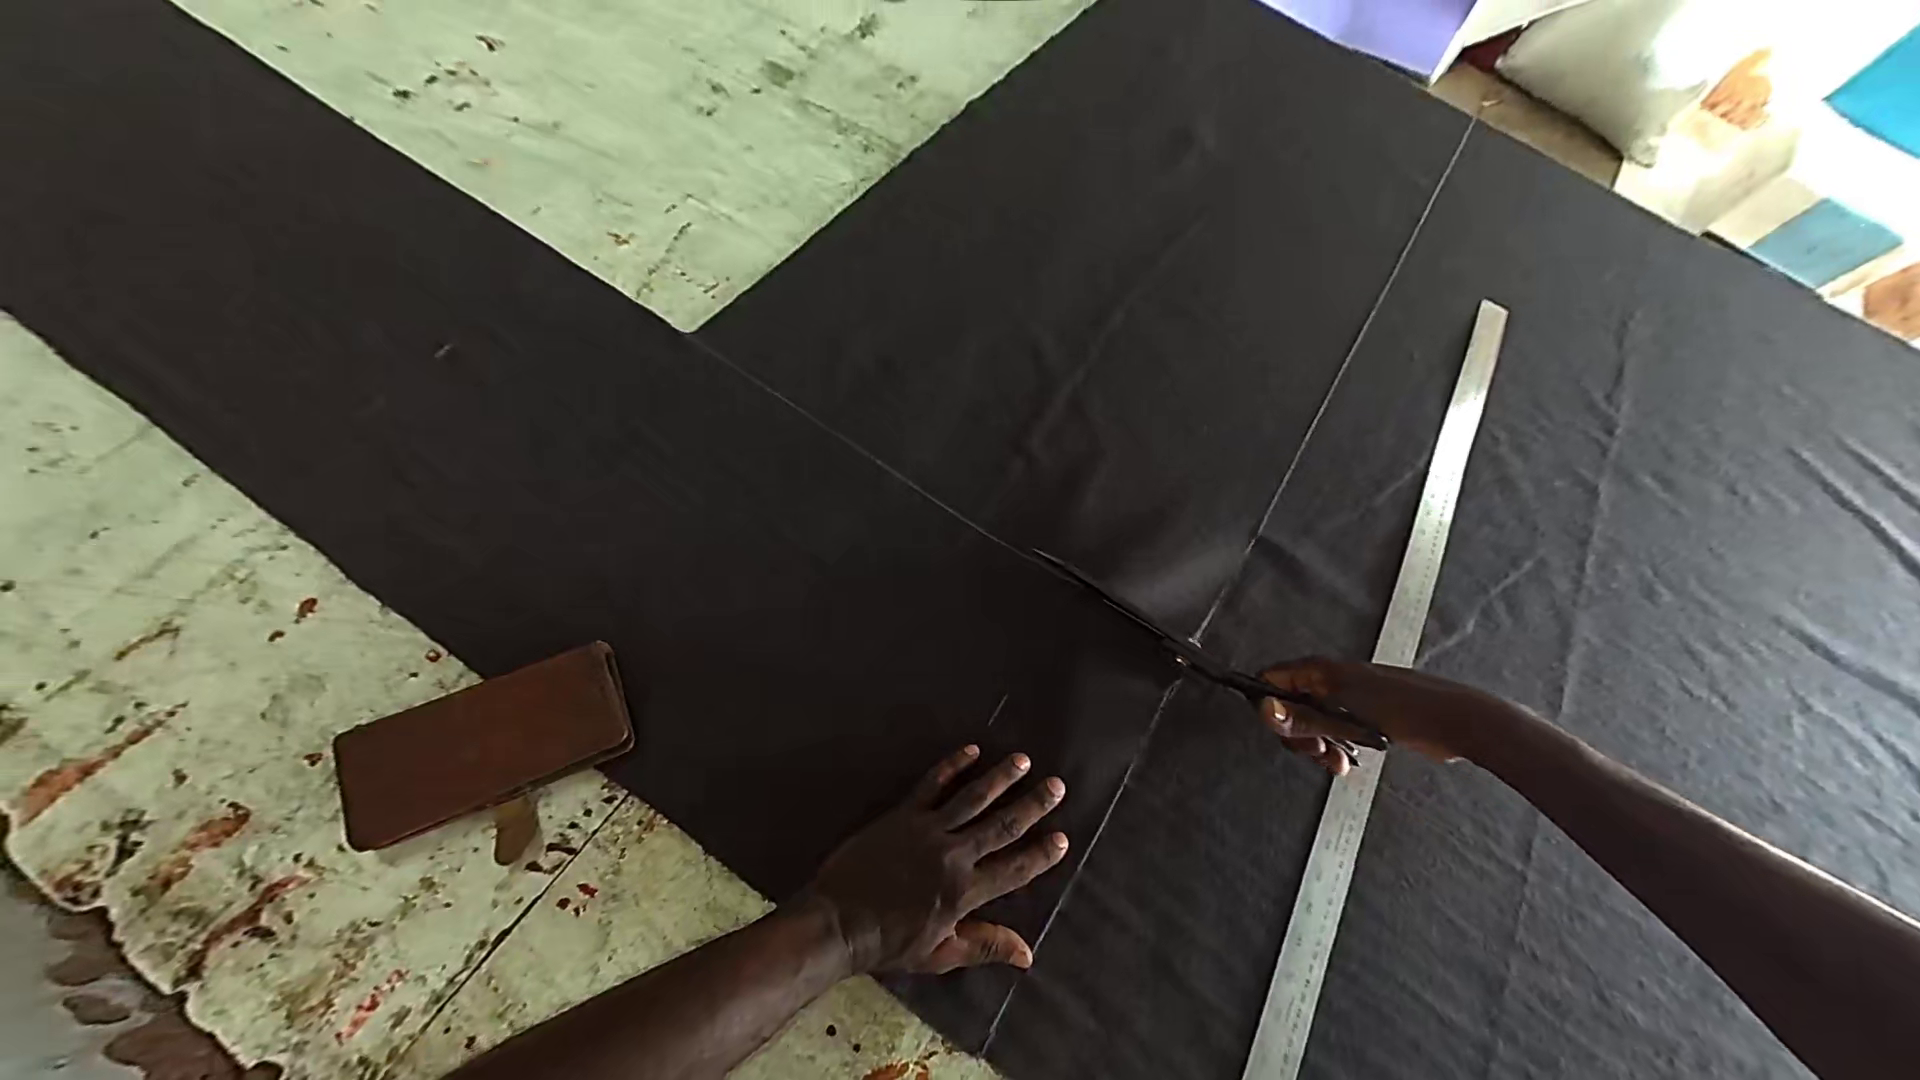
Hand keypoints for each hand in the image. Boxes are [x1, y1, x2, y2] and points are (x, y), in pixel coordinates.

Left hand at [799, 745, 1068, 975]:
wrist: (838, 921)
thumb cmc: (889, 942)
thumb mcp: (939, 955)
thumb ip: (984, 946)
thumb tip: (1028, 954)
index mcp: (964, 893)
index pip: (1014, 869)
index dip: (1040, 854)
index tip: (1063, 837)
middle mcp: (953, 855)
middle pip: (1001, 825)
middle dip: (1032, 805)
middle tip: (1056, 785)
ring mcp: (928, 830)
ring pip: (973, 798)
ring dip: (1000, 778)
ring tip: (1022, 760)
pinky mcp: (904, 814)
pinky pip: (932, 783)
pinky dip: (953, 765)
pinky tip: (972, 750)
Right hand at [1258, 657, 1512, 774]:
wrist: (1461, 721)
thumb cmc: (1405, 710)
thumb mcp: (1344, 719)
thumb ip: (1302, 718)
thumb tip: (1263, 711)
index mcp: (1319, 670)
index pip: (1271, 680)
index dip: (1269, 705)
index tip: (1282, 729)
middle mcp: (1328, 679)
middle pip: (1289, 705)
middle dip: (1297, 733)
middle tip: (1315, 750)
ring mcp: (1345, 696)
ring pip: (1311, 722)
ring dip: (1317, 745)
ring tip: (1335, 760)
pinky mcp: (1362, 715)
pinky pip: (1333, 729)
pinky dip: (1334, 746)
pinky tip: (1345, 761)